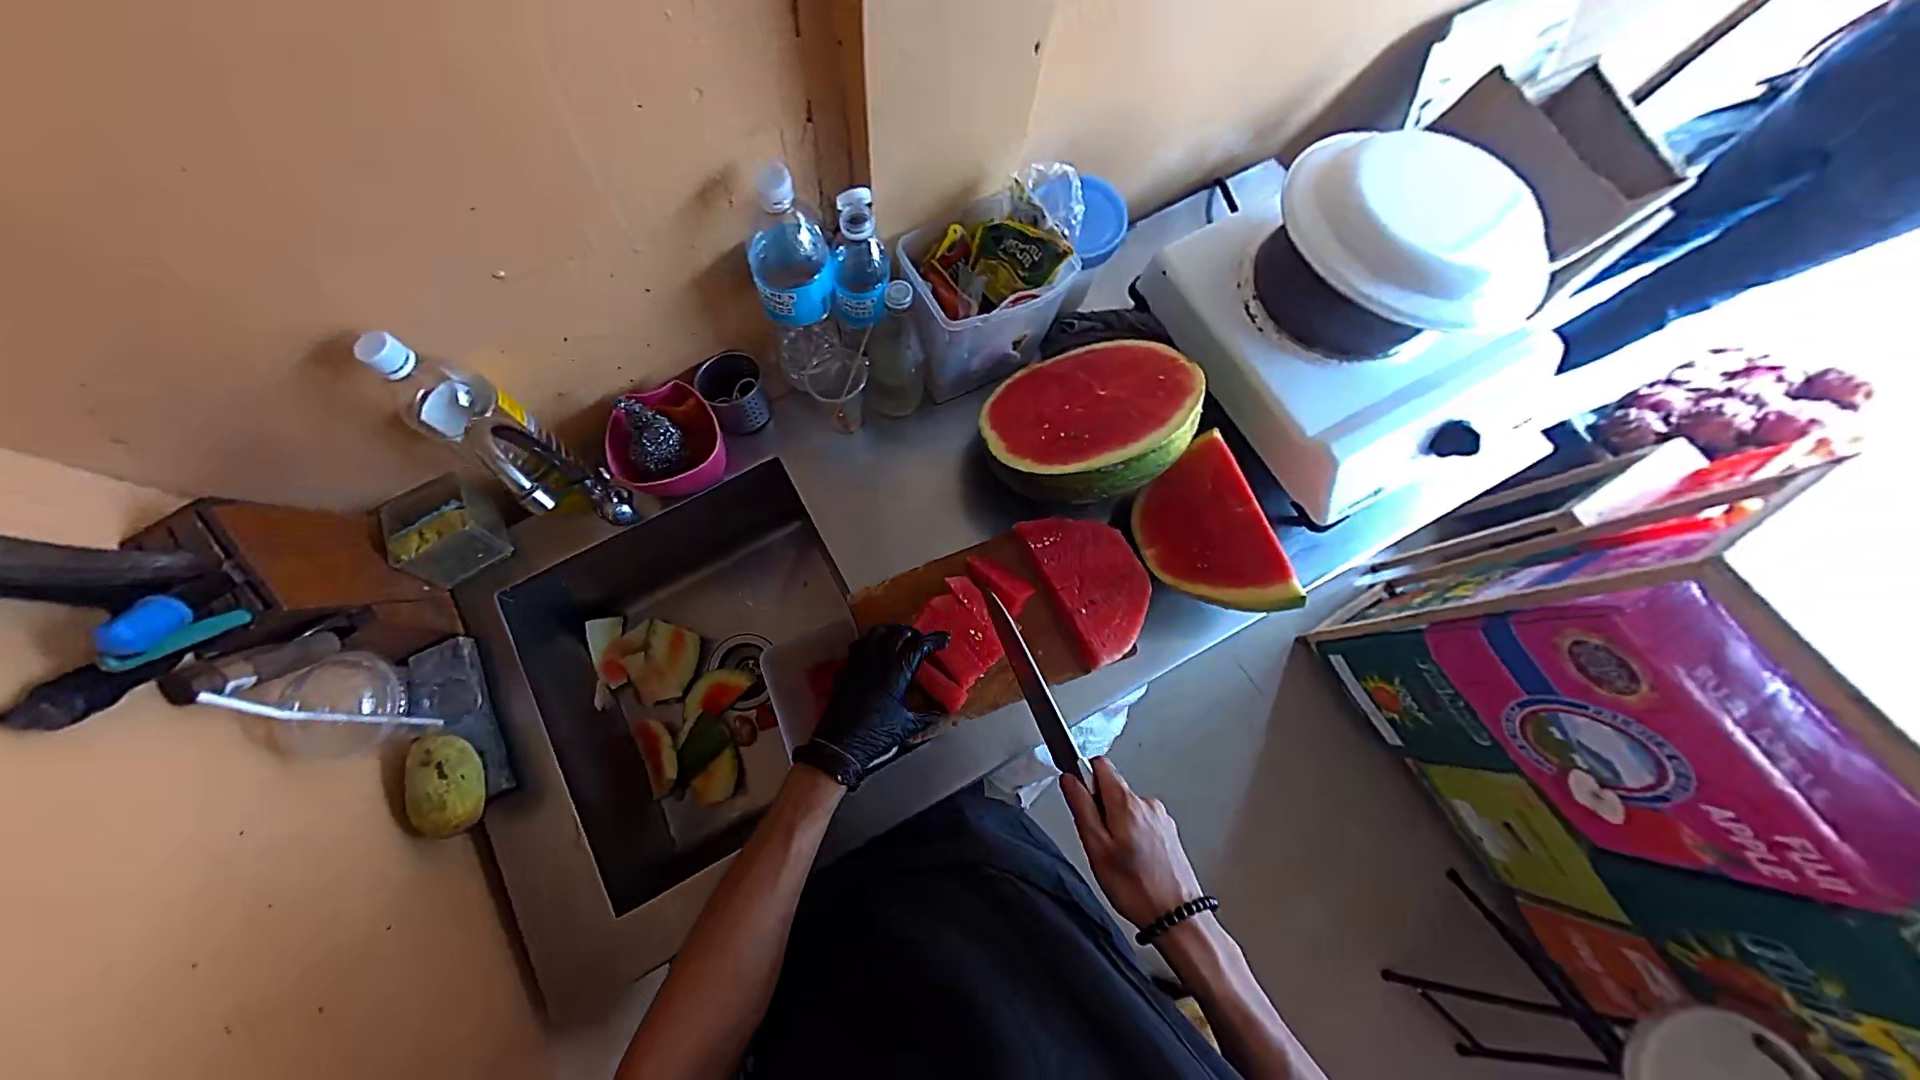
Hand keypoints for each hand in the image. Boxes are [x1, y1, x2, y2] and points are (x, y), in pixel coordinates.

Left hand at [795, 624, 948, 788]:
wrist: (841, 745)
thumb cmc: (875, 736)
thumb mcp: (906, 726)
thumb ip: (927, 716)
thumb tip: (942, 714)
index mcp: (897, 672)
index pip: (918, 645)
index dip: (933, 640)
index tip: (943, 640)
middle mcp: (878, 661)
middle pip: (899, 633)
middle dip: (914, 634)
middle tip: (923, 642)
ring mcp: (860, 661)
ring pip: (879, 632)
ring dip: (893, 631)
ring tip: (902, 638)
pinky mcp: (847, 667)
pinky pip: (861, 642)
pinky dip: (873, 638)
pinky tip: (877, 647)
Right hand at [1060, 757, 1204, 930]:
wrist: (1177, 917)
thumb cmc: (1136, 888)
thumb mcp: (1095, 847)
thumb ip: (1081, 807)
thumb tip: (1070, 780)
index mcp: (1126, 802)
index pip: (1100, 764)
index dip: (1084, 776)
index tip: (1081, 798)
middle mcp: (1146, 803)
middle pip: (1113, 787)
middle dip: (1101, 808)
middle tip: (1100, 842)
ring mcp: (1160, 818)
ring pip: (1127, 807)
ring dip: (1118, 824)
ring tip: (1120, 858)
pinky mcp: (1169, 832)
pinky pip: (1142, 822)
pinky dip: (1134, 835)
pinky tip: (1135, 862)